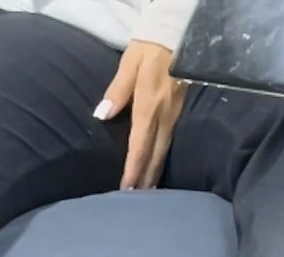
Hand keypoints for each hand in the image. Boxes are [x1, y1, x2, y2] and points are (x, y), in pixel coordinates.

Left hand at [96, 41, 184, 189]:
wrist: (181, 28)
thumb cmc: (150, 45)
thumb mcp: (130, 63)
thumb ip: (117, 91)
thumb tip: (102, 114)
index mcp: (149, 105)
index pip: (139, 145)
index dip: (133, 169)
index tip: (126, 188)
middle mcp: (164, 114)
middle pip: (154, 154)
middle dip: (145, 179)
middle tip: (136, 201)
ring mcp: (175, 114)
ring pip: (164, 150)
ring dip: (154, 173)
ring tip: (146, 192)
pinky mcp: (180, 110)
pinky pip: (170, 141)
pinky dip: (162, 158)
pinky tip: (156, 168)